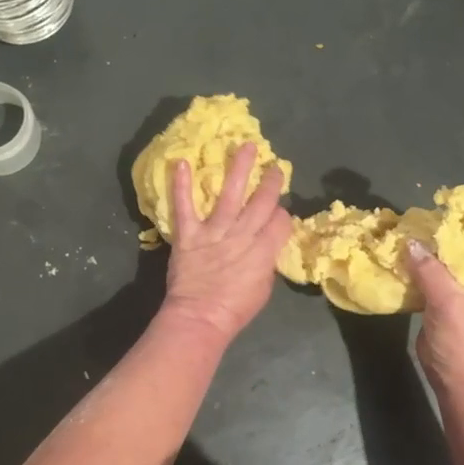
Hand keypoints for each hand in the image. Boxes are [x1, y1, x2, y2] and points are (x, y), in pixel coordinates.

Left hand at [160, 143, 293, 340]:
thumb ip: (265, 261)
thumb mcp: (263, 288)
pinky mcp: (189, 234)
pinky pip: (184, 206)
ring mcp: (214, 232)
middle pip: (261, 203)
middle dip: (270, 182)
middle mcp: (241, 236)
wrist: (200, 319)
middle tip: (275, 165)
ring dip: (238, 168)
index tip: (279, 210)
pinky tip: (182, 163)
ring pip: (229, 195)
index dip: (282, 214)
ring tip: (245, 146)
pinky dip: (182, 185)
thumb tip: (265, 245)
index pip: (280, 222)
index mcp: (263, 251)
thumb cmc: (233, 311)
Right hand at [406, 227, 463, 390]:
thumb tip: (410, 243)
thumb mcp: (449, 302)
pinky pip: (437, 282)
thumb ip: (429, 270)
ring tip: (415, 238)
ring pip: (454, 266)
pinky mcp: (448, 309)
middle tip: (431, 222)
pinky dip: (424, 271)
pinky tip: (406, 262)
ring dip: (436, 253)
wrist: (461, 386)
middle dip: (456, 235)